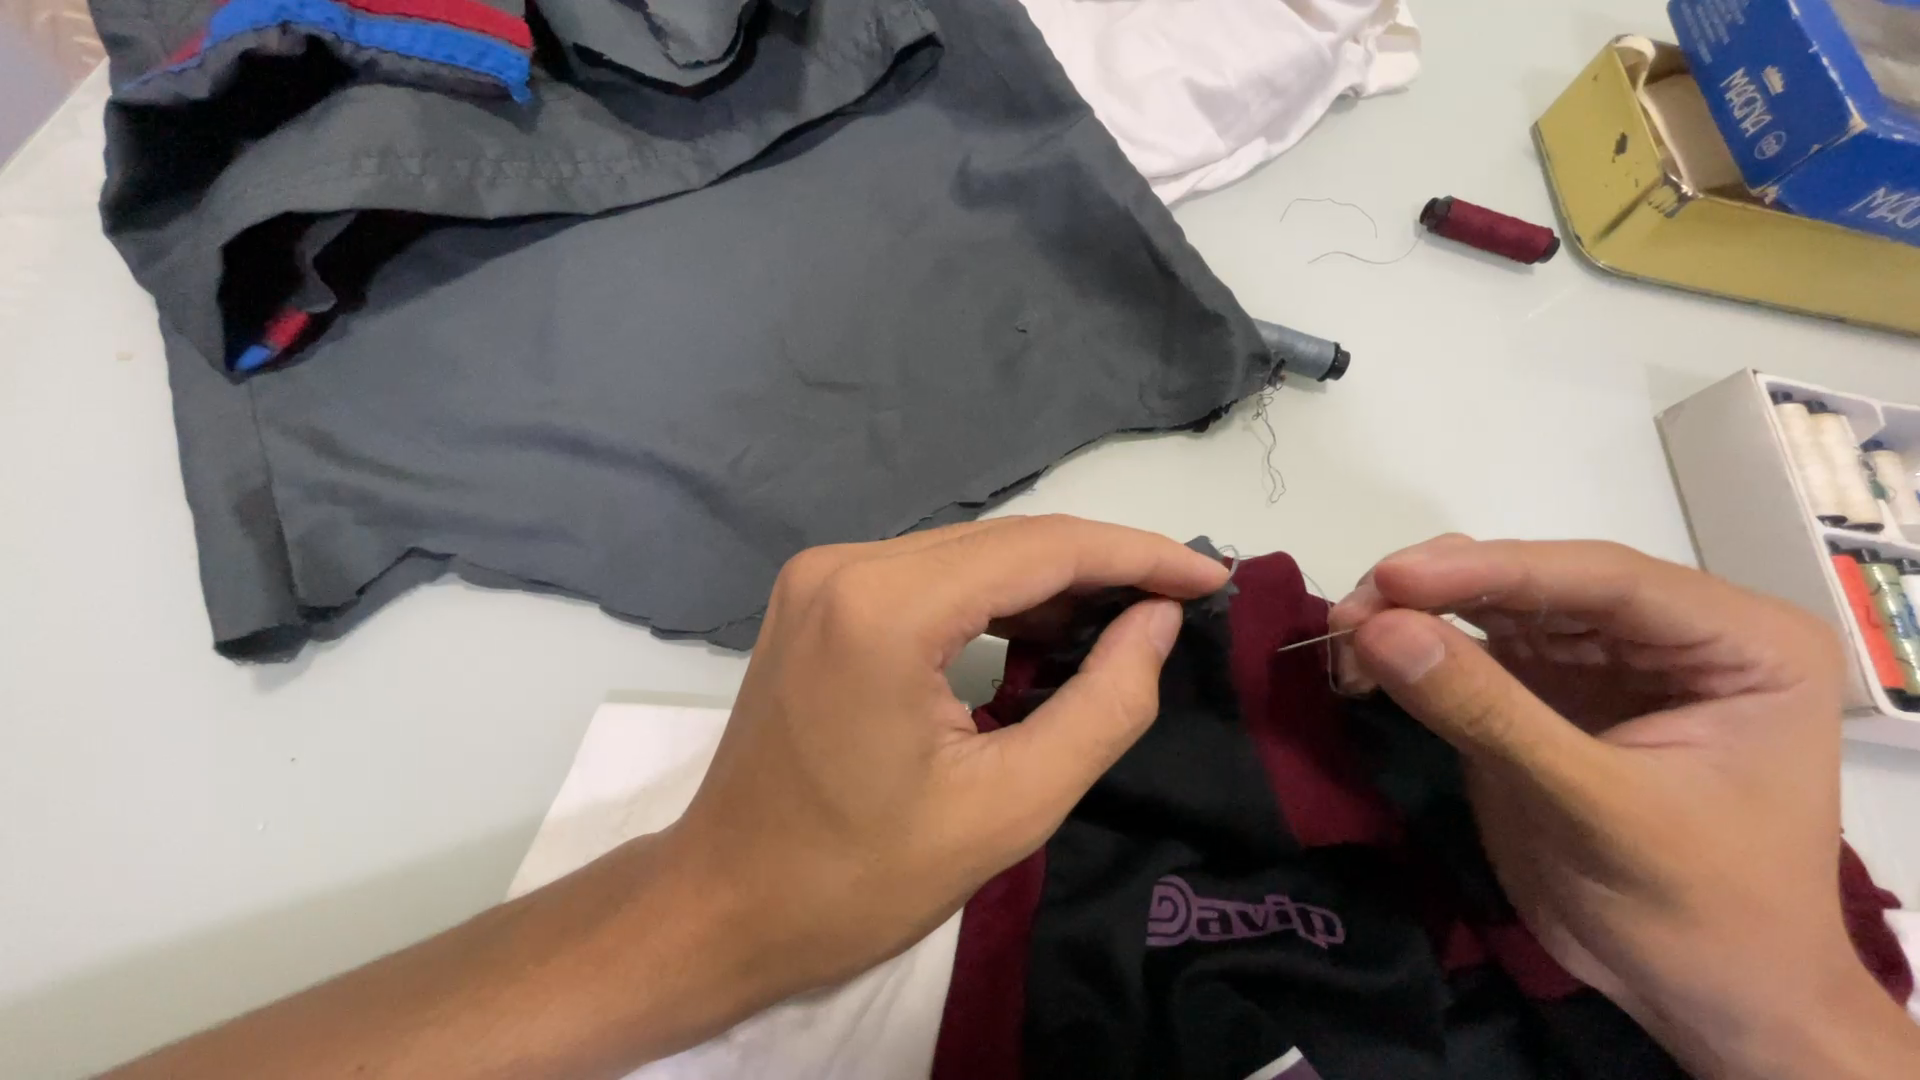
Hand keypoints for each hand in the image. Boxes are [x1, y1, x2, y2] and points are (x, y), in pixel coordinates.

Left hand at [664, 516, 1225, 1015]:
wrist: (727, 903)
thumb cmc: (863, 876)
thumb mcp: (1011, 805)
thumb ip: (1104, 704)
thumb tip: (1156, 622)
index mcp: (884, 608)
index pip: (1040, 549)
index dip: (1136, 555)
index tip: (1208, 575)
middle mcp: (846, 565)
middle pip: (1003, 542)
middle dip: (1099, 566)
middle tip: (1175, 603)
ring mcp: (822, 575)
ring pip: (967, 554)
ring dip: (1048, 581)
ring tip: (1122, 619)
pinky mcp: (817, 596)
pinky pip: (928, 576)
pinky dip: (992, 597)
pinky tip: (1040, 630)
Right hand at [1330, 537, 1919, 1078]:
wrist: (1695, 991)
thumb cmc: (1691, 907)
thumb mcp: (1593, 807)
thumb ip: (1485, 711)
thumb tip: (1375, 629)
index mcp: (1736, 643)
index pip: (1601, 577)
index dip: (1488, 570)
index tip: (1390, 578)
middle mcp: (1664, 632)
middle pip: (1531, 579)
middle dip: (1432, 591)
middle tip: (1349, 618)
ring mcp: (1595, 659)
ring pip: (1485, 603)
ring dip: (1407, 615)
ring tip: (1343, 640)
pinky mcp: (1537, 690)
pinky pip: (1461, 647)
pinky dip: (1406, 650)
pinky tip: (1361, 667)